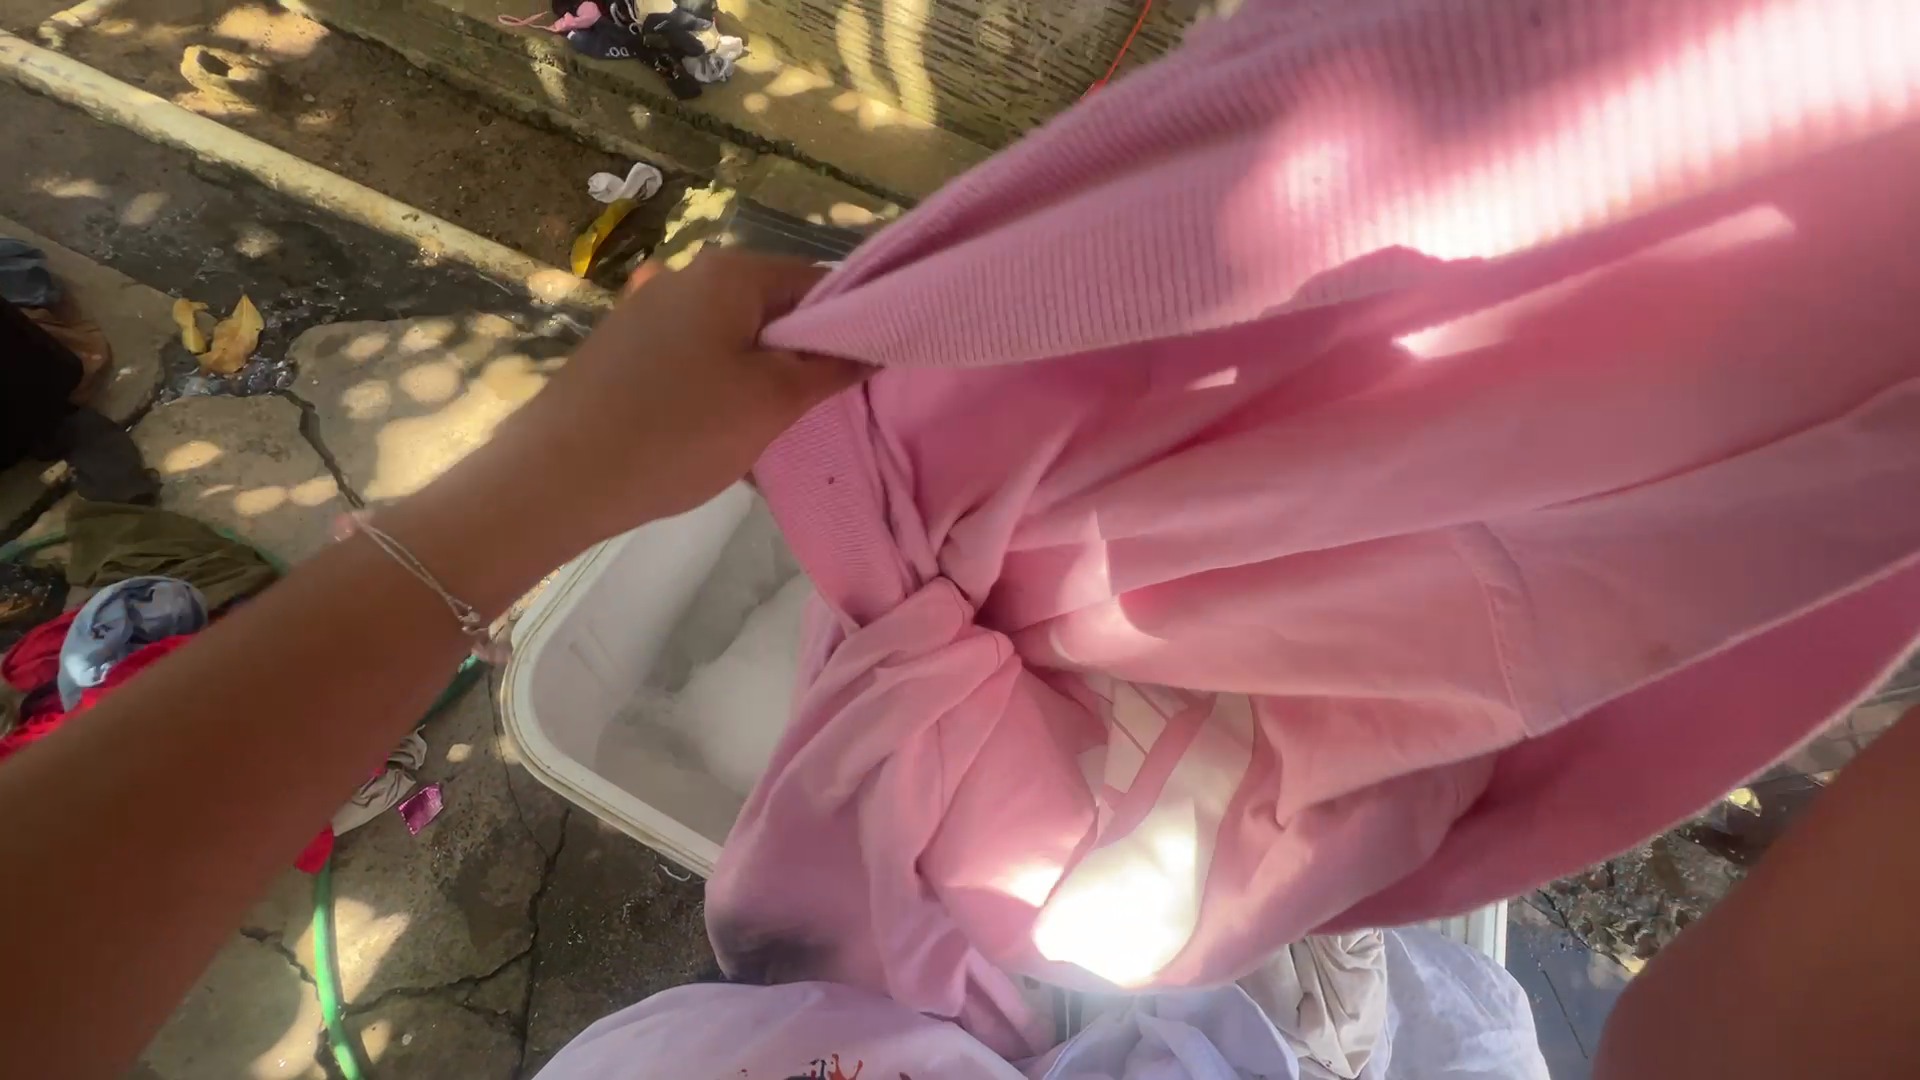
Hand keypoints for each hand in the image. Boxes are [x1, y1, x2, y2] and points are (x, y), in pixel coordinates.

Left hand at [497, 251, 867, 545]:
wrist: (559, 477)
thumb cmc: (680, 431)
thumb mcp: (772, 402)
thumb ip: (831, 369)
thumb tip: (873, 347)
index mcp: (729, 273)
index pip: (818, 282)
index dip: (851, 325)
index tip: (867, 374)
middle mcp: (689, 276)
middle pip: (777, 309)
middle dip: (806, 358)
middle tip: (821, 410)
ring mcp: (652, 310)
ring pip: (740, 339)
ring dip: (766, 379)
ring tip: (773, 428)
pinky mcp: (631, 348)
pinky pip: (702, 359)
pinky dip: (727, 388)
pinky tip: (723, 429)